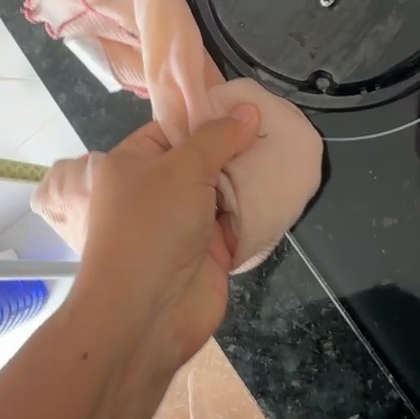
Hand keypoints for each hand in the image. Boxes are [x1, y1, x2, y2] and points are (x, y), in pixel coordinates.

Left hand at [67, 104, 261, 371]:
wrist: (146, 314)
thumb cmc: (152, 226)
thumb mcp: (183, 167)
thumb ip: (218, 137)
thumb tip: (248, 109)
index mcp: (133, 162)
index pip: (171, 128)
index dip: (206, 115)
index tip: (246, 104)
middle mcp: (155, 190)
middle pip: (202, 158)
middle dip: (235, 146)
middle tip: (276, 126)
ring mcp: (183, 223)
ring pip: (222, 191)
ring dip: (249, 178)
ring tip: (287, 151)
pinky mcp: (208, 252)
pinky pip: (237, 222)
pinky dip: (257, 210)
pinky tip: (285, 190)